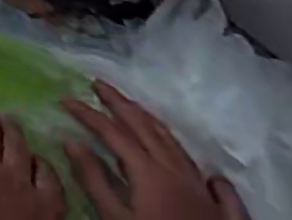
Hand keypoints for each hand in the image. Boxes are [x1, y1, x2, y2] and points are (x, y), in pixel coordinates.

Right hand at [63, 82, 247, 219]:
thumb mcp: (114, 219)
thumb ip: (94, 179)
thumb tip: (71, 141)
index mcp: (148, 172)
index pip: (112, 132)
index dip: (87, 113)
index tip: (65, 99)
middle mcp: (177, 173)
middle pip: (145, 129)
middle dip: (120, 104)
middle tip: (99, 84)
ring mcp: (205, 193)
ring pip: (177, 148)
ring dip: (154, 124)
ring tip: (137, 109)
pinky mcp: (226, 216)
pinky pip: (221, 188)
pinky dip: (212, 174)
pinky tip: (210, 172)